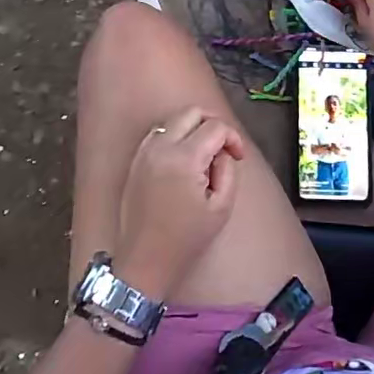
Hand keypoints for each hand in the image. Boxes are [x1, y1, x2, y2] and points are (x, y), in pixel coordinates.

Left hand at [115, 106, 244, 299]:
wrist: (144, 260)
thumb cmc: (186, 239)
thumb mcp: (221, 208)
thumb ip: (228, 171)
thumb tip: (224, 152)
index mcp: (184, 158)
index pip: (215, 127)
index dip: (233, 138)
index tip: (238, 157)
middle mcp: (161, 147)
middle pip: (192, 113)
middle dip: (212, 124)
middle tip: (224, 147)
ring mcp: (144, 152)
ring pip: (173, 120)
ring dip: (192, 128)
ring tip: (205, 155)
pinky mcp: (135, 161)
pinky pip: (158, 134)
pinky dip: (174, 137)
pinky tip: (183, 160)